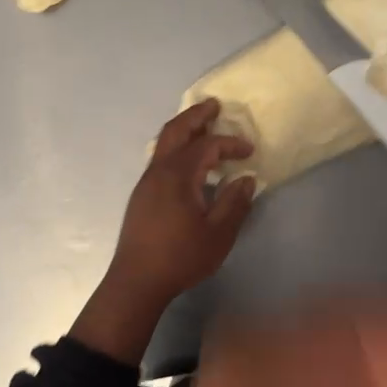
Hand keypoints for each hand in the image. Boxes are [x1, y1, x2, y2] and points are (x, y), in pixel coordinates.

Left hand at [70, 99, 256, 363]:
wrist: (136, 282)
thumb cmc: (180, 257)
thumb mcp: (218, 233)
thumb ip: (234, 202)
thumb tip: (246, 179)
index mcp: (178, 175)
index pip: (207, 146)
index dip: (230, 144)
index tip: (250, 151)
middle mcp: (158, 171)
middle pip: (175, 131)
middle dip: (195, 116)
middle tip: (214, 105)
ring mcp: (146, 183)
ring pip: (163, 144)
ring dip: (184, 131)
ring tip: (202, 128)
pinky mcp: (142, 196)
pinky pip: (160, 159)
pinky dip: (177, 149)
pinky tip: (189, 163)